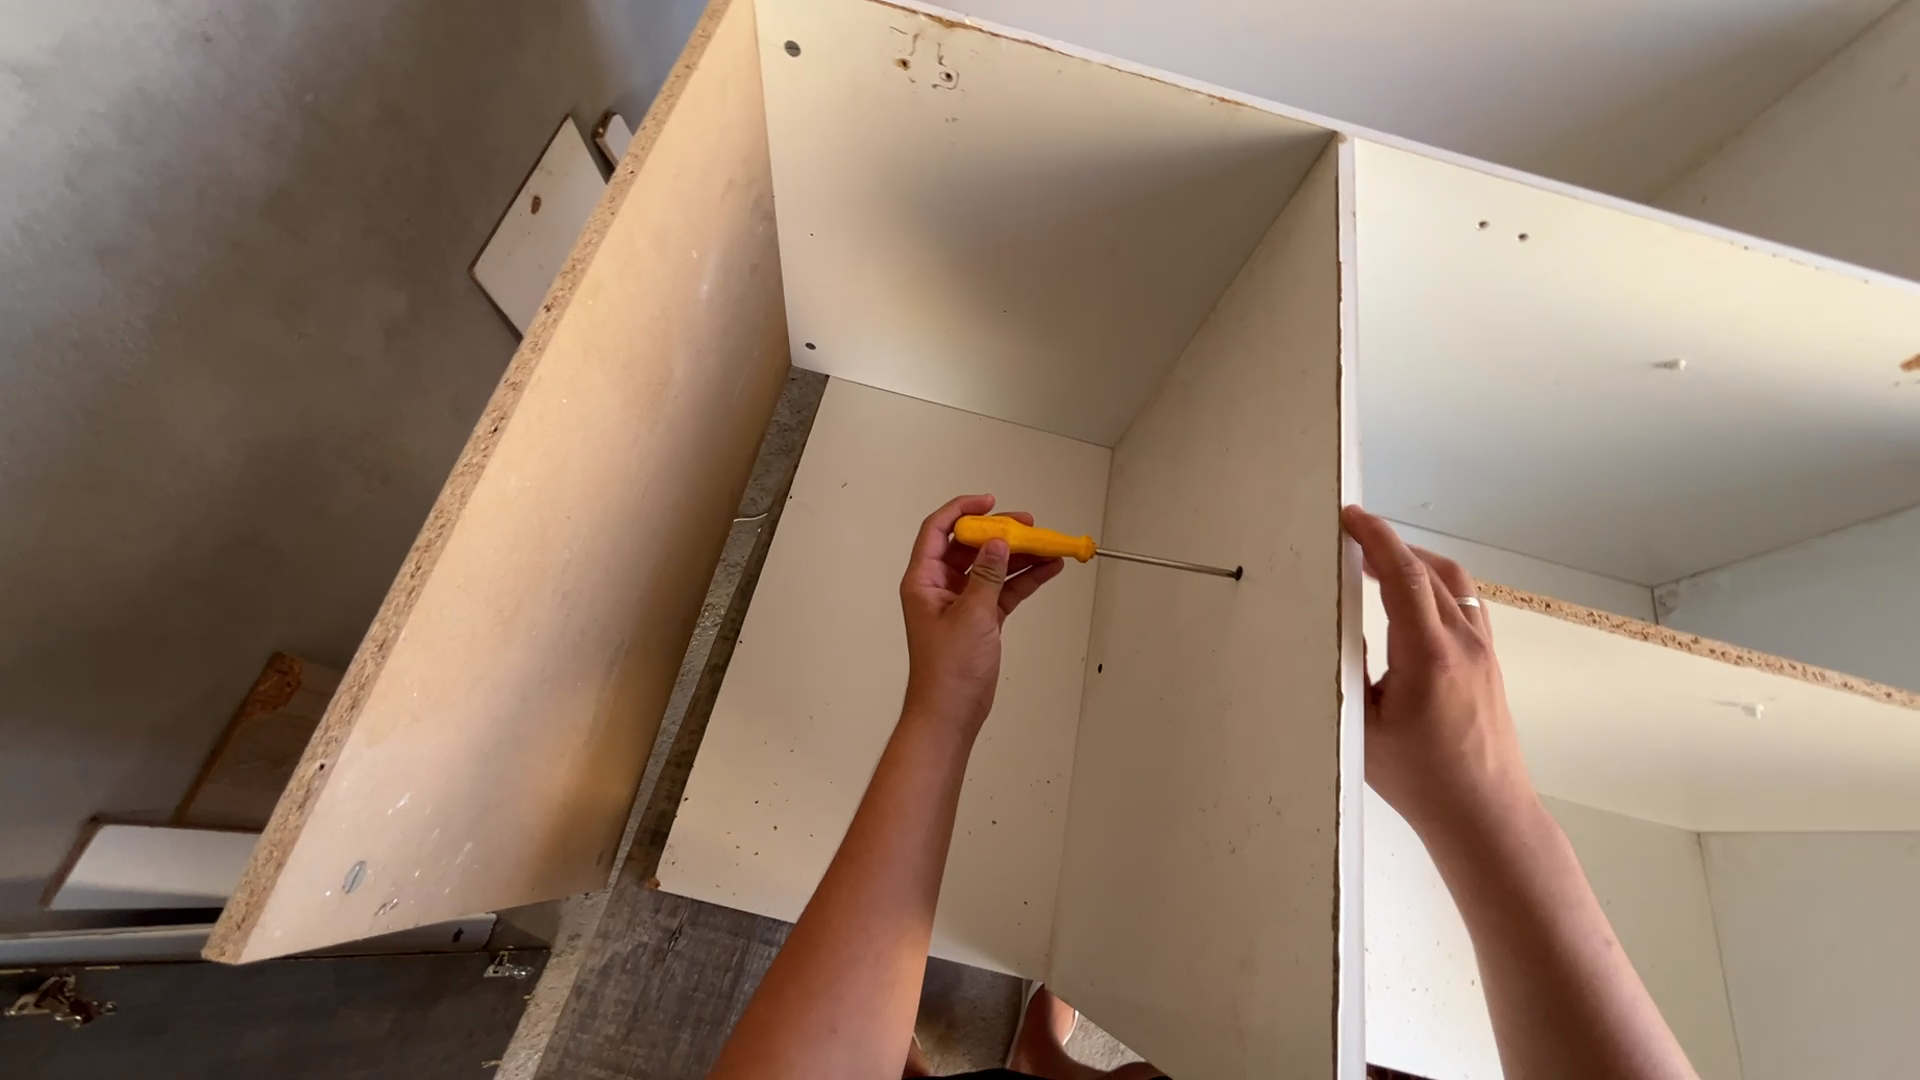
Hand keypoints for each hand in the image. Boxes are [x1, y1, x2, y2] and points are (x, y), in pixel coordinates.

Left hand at [899, 495, 1064, 735]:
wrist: (950, 713)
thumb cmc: (947, 670)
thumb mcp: (971, 615)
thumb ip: (987, 575)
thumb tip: (998, 542)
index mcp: (923, 580)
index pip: (937, 530)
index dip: (961, 510)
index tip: (989, 502)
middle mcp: (940, 586)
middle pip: (969, 546)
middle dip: (999, 533)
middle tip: (1027, 525)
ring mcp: (961, 601)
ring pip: (991, 567)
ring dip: (1018, 555)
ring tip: (1046, 544)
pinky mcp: (980, 618)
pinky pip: (1003, 589)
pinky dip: (1024, 579)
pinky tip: (1048, 569)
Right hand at [1341, 505, 1538, 843]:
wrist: (1485, 815)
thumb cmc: (1421, 778)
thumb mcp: (1362, 724)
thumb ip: (1347, 672)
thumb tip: (1334, 633)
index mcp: (1428, 656)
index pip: (1404, 576)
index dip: (1375, 539)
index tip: (1351, 517)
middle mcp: (1464, 645)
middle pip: (1430, 569)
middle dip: (1389, 543)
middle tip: (1352, 537)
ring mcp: (1483, 653)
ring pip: (1454, 583)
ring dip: (1415, 561)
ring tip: (1377, 563)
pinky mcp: (1490, 664)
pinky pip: (1465, 604)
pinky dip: (1434, 585)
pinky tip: (1410, 600)